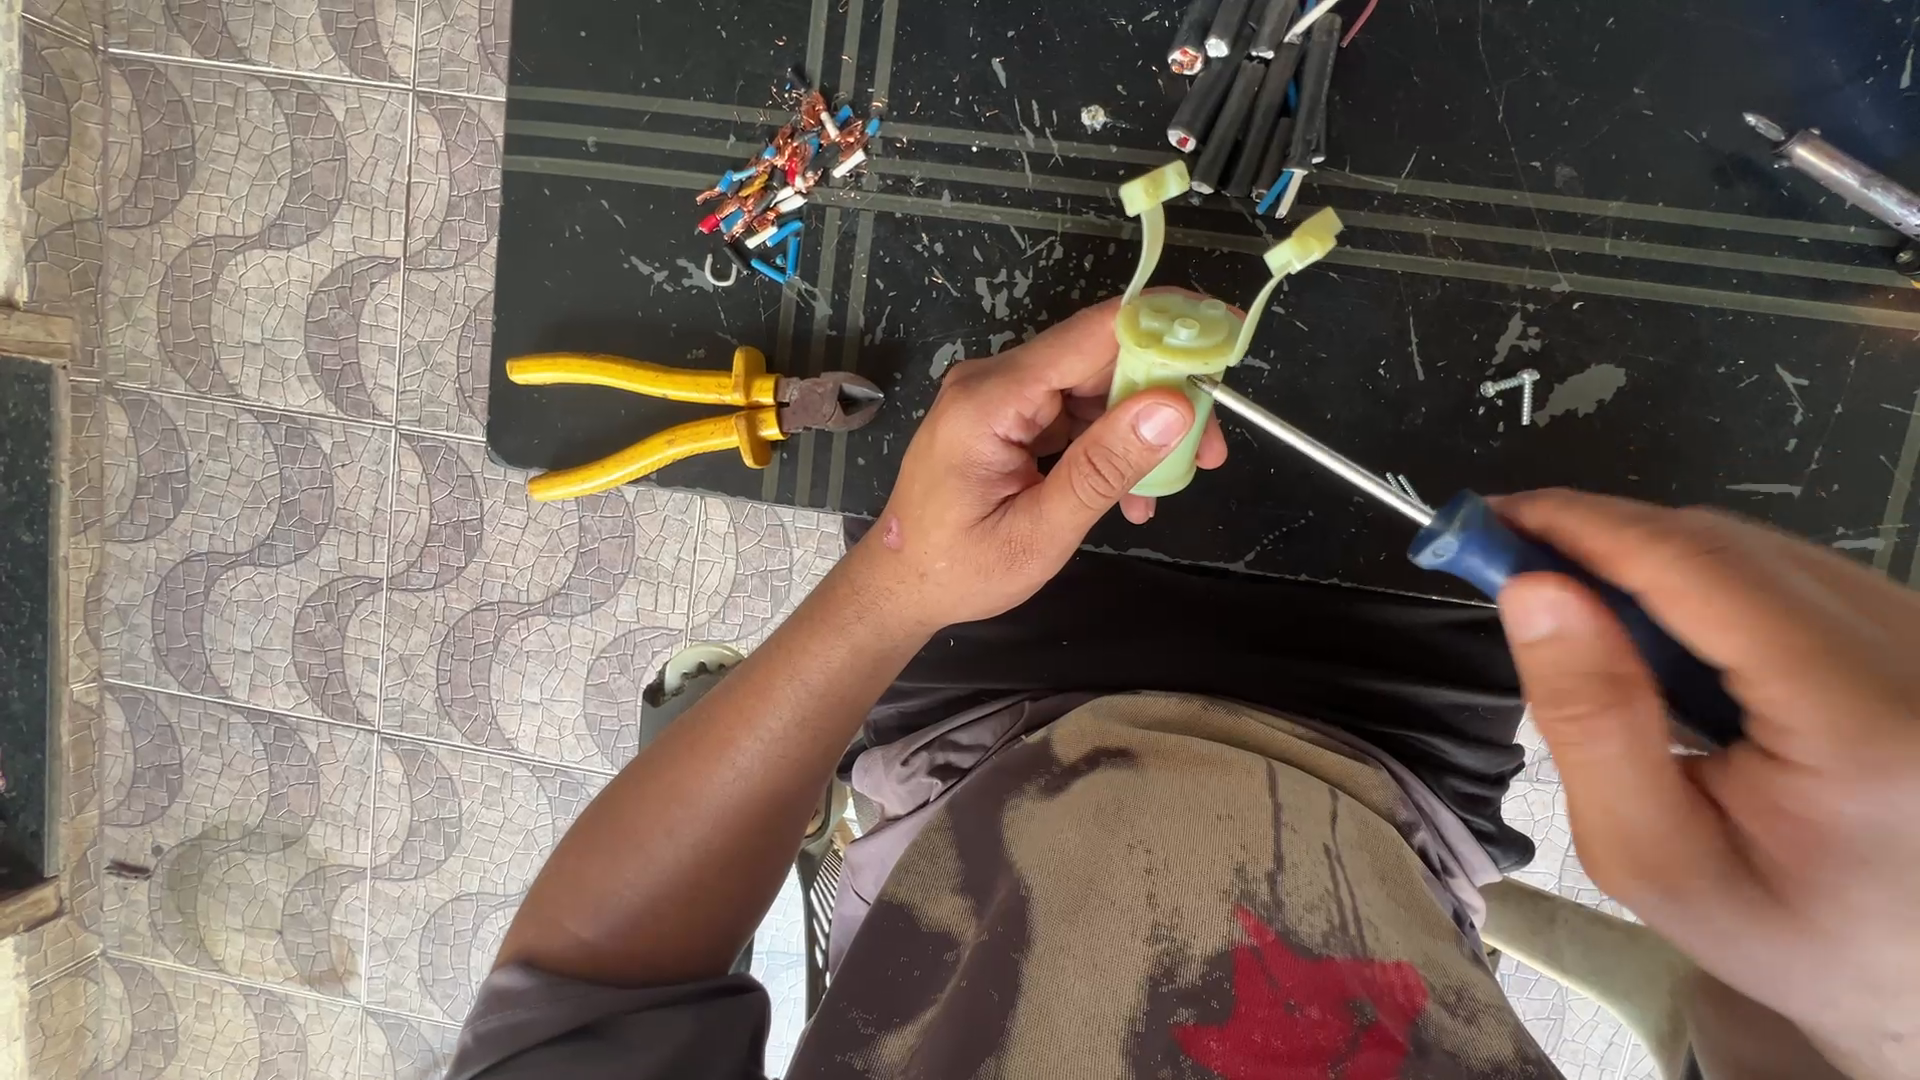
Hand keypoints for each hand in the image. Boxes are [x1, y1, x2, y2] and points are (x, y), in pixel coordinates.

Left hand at [847, 297, 1227, 633]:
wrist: (902, 586)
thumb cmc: (960, 570)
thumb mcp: (1040, 530)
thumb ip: (1104, 467)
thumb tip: (1175, 405)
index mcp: (991, 399)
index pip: (1092, 333)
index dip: (1165, 327)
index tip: (1228, 339)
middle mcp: (991, 382)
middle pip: (1097, 359)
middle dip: (1160, 397)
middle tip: (1208, 450)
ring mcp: (995, 398)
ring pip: (1089, 388)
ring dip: (1134, 431)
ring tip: (1165, 487)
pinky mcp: (1002, 418)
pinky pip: (1068, 414)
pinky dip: (1103, 446)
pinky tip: (1125, 493)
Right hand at [1493, 490, 1919, 1079]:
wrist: (1918, 974)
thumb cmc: (1771, 927)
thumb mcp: (1639, 848)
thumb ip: (1584, 716)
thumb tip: (1531, 590)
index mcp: (1863, 722)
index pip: (1698, 569)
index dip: (1581, 525)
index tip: (1485, 516)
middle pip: (1726, 546)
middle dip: (1595, 535)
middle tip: (1496, 554)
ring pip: (1754, 550)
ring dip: (1638, 555)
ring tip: (1560, 594)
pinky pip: (1785, 573)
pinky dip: (1689, 576)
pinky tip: (1642, 620)